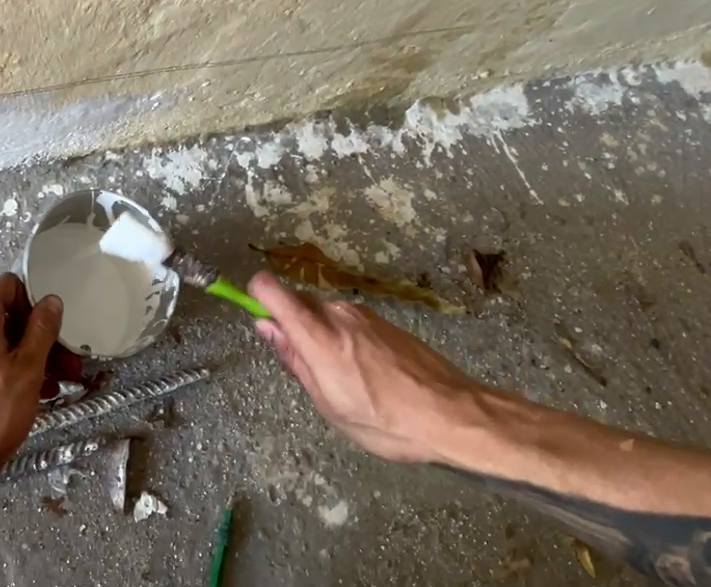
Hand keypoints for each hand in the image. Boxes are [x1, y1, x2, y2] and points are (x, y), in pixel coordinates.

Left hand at [0, 273, 63, 482]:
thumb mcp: (26, 369)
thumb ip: (41, 330)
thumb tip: (51, 300)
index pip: (8, 285)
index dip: (34, 298)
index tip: (54, 324)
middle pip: (9, 317)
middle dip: (42, 336)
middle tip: (70, 362)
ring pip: (3, 344)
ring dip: (33, 358)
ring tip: (60, 384)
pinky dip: (15, 373)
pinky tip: (36, 396)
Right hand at [248, 271, 484, 462]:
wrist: (454, 413)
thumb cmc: (386, 421)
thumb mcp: (329, 404)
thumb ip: (293, 360)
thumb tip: (265, 326)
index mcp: (317, 335)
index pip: (270, 288)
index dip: (256, 296)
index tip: (260, 320)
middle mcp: (336, 313)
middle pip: (296, 302)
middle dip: (291, 325)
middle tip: (308, 367)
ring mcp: (362, 312)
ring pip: (322, 311)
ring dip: (319, 332)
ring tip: (343, 376)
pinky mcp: (382, 319)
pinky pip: (346, 318)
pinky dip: (343, 336)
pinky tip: (367, 371)